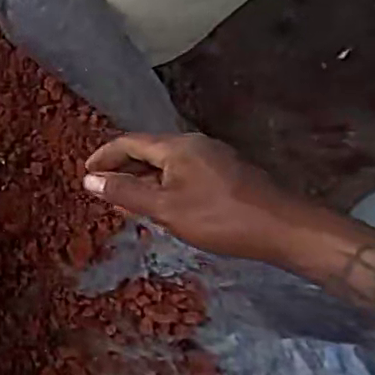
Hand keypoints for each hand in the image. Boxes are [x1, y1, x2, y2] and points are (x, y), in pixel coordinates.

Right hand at [81, 132, 321, 262]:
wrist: (288, 231)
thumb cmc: (220, 218)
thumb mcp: (164, 208)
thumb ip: (125, 192)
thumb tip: (89, 180)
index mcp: (177, 147)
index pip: (128, 142)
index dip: (103, 157)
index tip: (86, 173)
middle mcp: (194, 144)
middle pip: (147, 150)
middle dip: (122, 168)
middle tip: (103, 189)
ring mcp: (214, 158)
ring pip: (167, 163)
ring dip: (143, 179)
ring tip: (127, 201)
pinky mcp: (228, 173)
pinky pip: (184, 172)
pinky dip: (164, 184)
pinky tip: (163, 205)